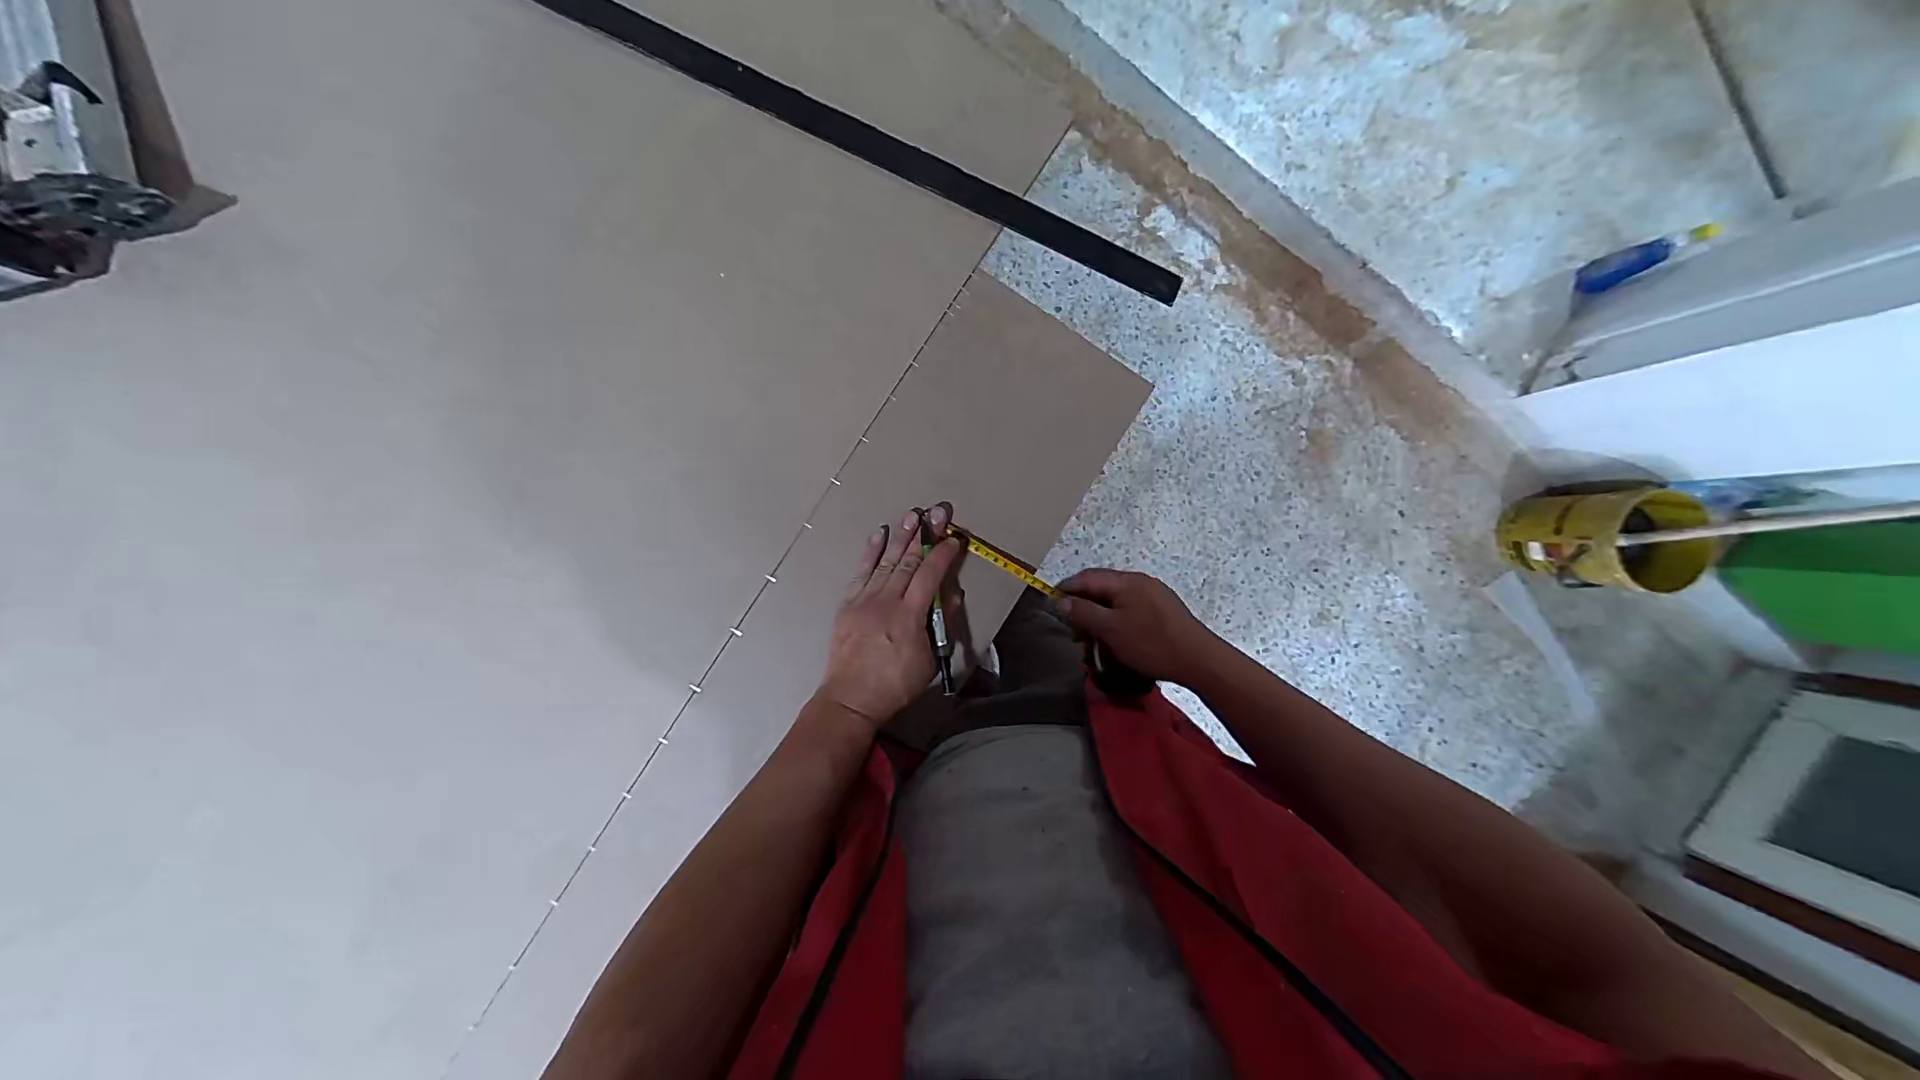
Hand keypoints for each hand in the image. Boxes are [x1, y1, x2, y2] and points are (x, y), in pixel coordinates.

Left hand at [819, 507, 963, 726]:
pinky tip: (880, 535)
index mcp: (909, 616)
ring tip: (911, 516)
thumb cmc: (894, 685)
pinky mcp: (849, 604)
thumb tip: (952, 598)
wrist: (850, 698)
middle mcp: (886, 602)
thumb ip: (941, 626)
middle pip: (908, 561)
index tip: (953, 540)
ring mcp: (865, 600)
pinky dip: (871, 552)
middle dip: (923, 535)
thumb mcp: (929, 660)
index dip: (943, 555)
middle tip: (934, 512)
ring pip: (886, 562)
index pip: (930, 576)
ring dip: (900, 537)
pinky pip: (861, 572)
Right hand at [1056, 569, 1221, 684]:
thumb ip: (1083, 612)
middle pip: (1102, 586)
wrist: (1198, 660)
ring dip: (1100, 614)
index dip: (1066, 589)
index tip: (1051, 603)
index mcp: (1126, 581)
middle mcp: (1140, 581)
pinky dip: (1116, 619)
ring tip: (1092, 636)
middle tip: (1072, 626)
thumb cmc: (1151, 644)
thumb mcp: (1110, 630)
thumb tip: (1062, 601)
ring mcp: (1154, 594)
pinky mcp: (1163, 610)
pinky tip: (1115, 637)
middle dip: (1083, 604)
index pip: (1086, 577)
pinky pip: (1130, 608)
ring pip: (1116, 599)